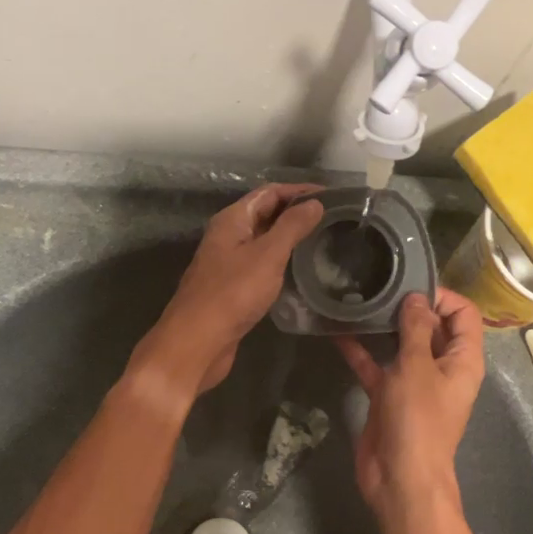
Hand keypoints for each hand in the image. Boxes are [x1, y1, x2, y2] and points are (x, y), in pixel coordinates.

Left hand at [139, 182, 324, 395]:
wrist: (198, 341)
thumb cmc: (232, 294)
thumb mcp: (267, 255)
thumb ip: (292, 227)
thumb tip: (315, 203)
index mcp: (232, 220)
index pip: (269, 193)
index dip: (300, 191)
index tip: (334, 197)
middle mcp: (228, 236)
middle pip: (266, 214)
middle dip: (297, 214)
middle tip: (335, 220)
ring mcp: (228, 263)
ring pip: (264, 242)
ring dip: (291, 239)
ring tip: (325, 243)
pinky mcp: (233, 288)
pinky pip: (261, 266)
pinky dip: (282, 263)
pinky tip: (302, 273)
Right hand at [334, 290, 485, 522]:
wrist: (400, 478)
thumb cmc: (418, 420)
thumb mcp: (417, 367)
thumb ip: (416, 329)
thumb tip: (416, 297)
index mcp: (463, 360)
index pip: (463, 315)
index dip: (442, 296)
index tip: (411, 285)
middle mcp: (442, 368)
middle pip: (432, 326)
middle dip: (409, 306)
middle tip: (379, 285)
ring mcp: (415, 383)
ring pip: (402, 345)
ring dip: (383, 326)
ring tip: (359, 300)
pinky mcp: (389, 396)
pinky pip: (377, 366)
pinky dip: (361, 352)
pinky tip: (338, 332)